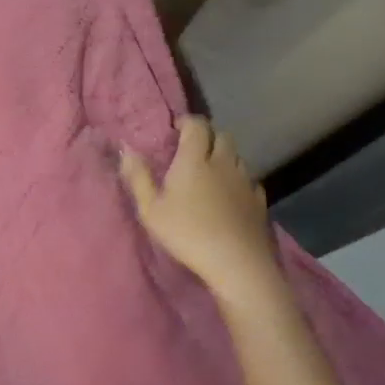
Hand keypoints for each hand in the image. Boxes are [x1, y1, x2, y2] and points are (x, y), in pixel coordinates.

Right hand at [119, 116, 284, 302]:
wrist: (236, 261)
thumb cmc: (187, 233)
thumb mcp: (150, 209)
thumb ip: (138, 177)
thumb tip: (126, 149)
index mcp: (195, 160)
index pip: (196, 126)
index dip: (187, 123)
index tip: (176, 130)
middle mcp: (223, 163)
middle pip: (222, 136)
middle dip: (208, 137)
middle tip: (193, 150)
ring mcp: (245, 181)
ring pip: (237, 156)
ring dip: (224, 157)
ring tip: (211, 171)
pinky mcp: (258, 200)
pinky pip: (249, 179)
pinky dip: (238, 179)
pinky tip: (231, 194)